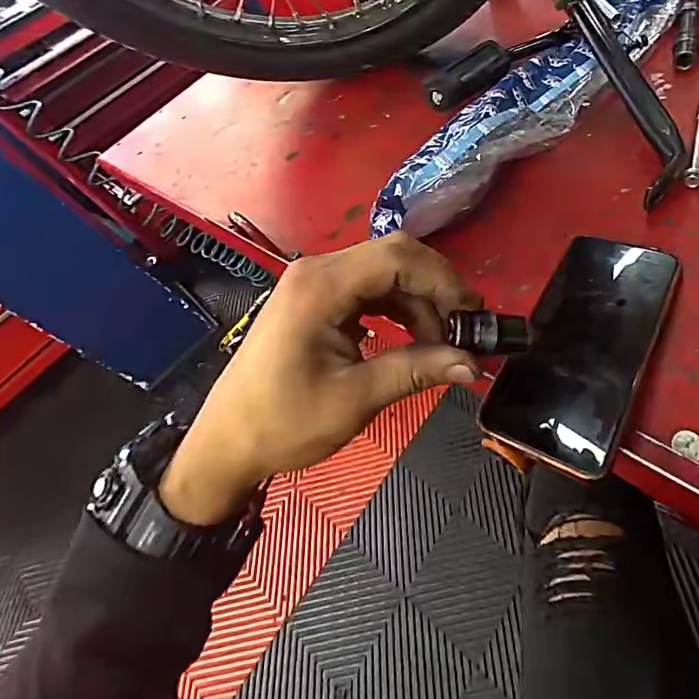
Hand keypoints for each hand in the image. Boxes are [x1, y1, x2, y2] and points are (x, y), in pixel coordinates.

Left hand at [158, 232, 483, 523]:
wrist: (226, 443)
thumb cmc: (282, 423)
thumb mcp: (354, 399)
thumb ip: (415, 370)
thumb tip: (473, 363)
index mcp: (320, 286)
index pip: (397, 258)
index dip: (442, 280)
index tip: (471, 315)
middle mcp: (317, 270)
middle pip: (394, 255)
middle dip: (436, 287)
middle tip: (464, 328)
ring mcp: (315, 281)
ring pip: (386, 270)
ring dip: (420, 300)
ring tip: (441, 342)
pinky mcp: (318, 296)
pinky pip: (371, 287)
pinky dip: (399, 306)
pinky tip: (414, 335)